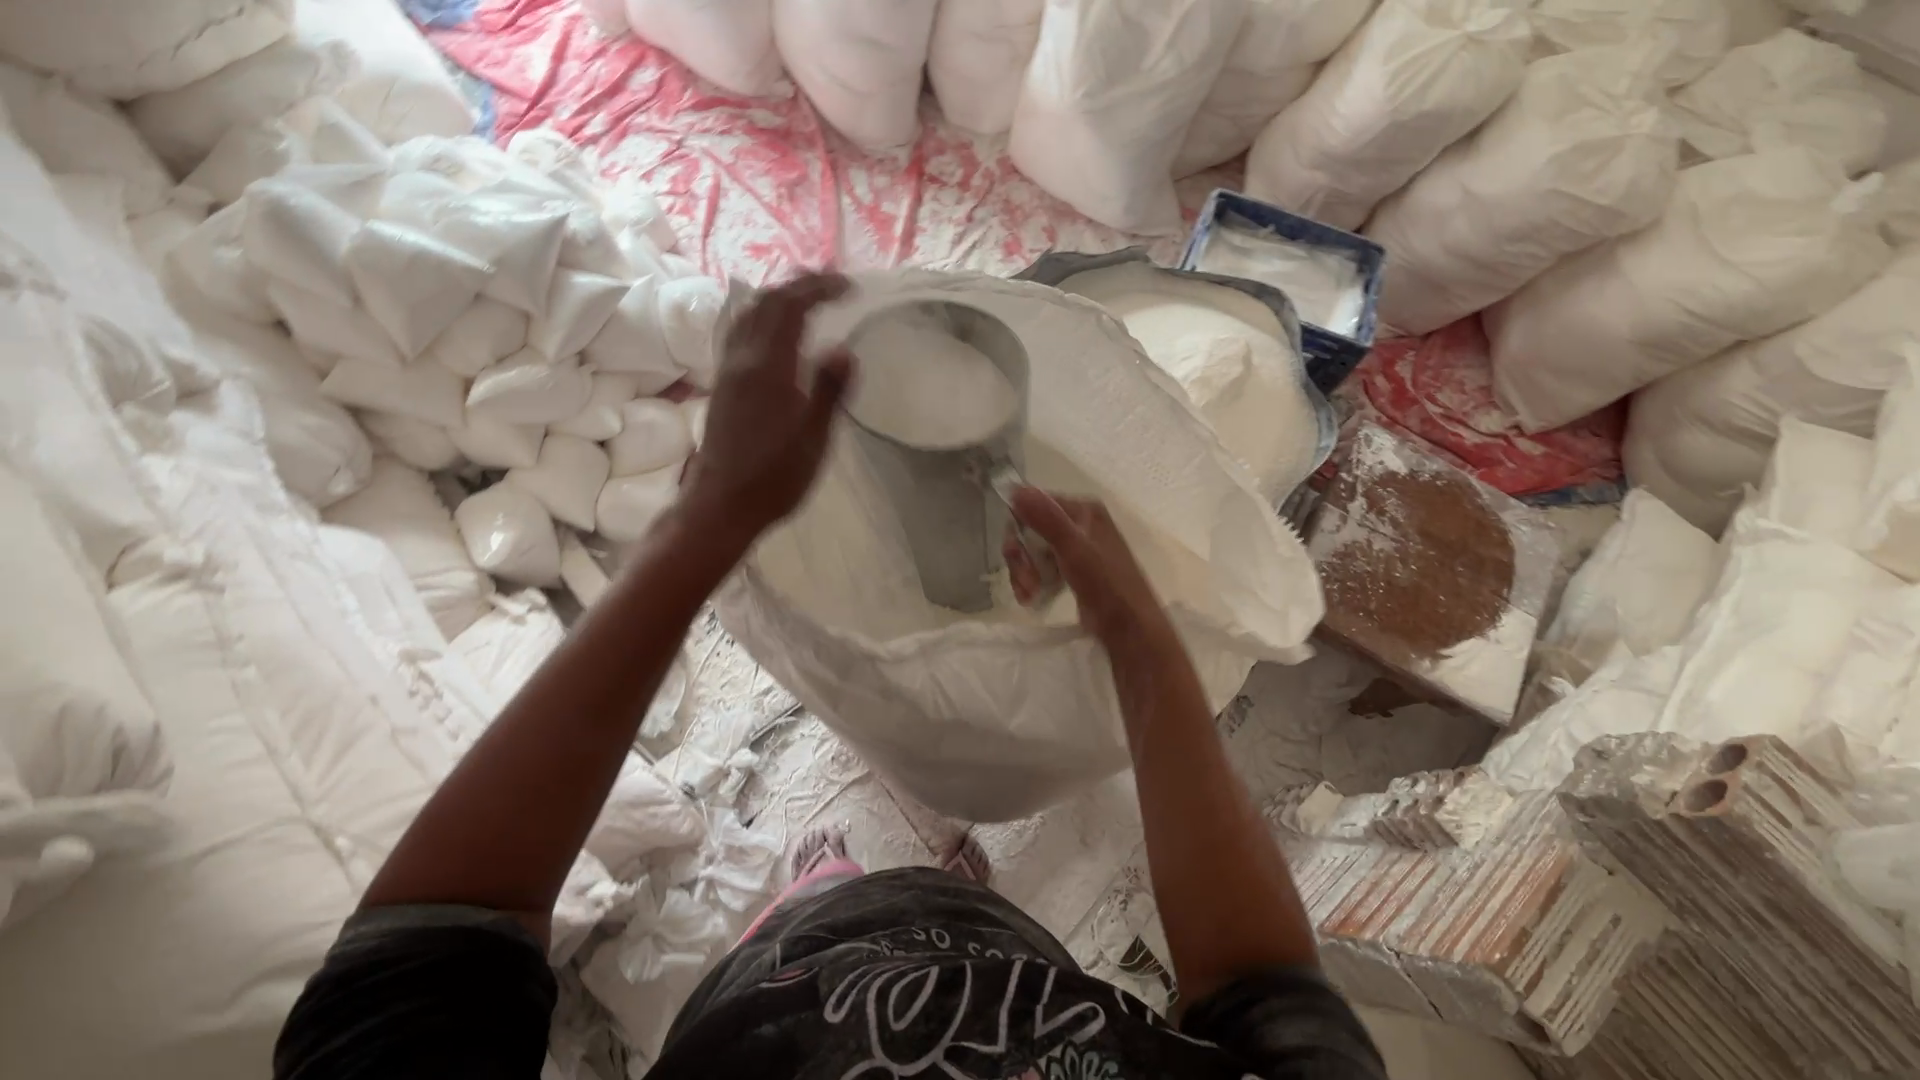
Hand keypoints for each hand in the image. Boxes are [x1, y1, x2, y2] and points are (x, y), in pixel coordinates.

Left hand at [681, 273, 854, 546]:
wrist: (721, 505)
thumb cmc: (773, 477)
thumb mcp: (813, 439)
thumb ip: (829, 391)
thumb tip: (844, 349)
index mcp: (768, 367)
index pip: (791, 307)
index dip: (820, 288)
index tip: (850, 288)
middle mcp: (742, 359)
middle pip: (767, 302)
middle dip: (800, 284)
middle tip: (834, 285)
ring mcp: (728, 370)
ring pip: (749, 314)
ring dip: (779, 297)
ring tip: (808, 300)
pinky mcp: (722, 385)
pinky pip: (741, 332)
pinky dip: (764, 316)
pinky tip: (777, 333)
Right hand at [1006, 488, 1174, 656]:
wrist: (1129, 627)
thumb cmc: (1106, 585)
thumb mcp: (1074, 549)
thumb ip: (1046, 519)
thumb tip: (1016, 490)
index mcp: (1083, 510)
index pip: (1035, 504)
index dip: (1019, 527)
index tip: (1015, 554)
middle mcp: (1079, 523)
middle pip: (1030, 529)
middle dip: (1021, 558)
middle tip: (1025, 582)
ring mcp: (1076, 548)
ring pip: (1033, 551)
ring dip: (1024, 573)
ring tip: (1028, 595)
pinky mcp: (1072, 570)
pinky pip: (1041, 567)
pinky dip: (1033, 581)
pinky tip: (1032, 598)